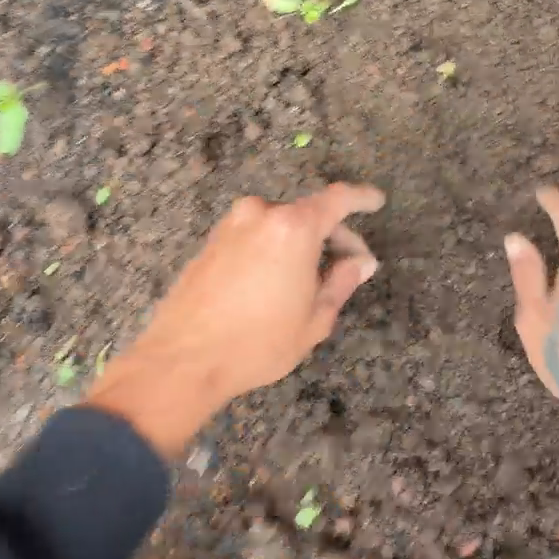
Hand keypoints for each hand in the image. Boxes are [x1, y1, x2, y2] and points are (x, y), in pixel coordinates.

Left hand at [84, 183, 385, 460]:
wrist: (182, 360)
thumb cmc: (256, 343)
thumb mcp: (313, 320)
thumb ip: (341, 282)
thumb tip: (360, 262)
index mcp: (292, 227)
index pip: (338, 199)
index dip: (362, 198)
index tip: (377, 201)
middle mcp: (260, 215)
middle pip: (309, 214)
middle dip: (334, 236)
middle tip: (350, 267)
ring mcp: (231, 226)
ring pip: (280, 226)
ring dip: (302, 244)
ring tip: (313, 281)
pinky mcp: (212, 242)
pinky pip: (256, 236)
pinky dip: (275, 249)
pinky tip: (279, 281)